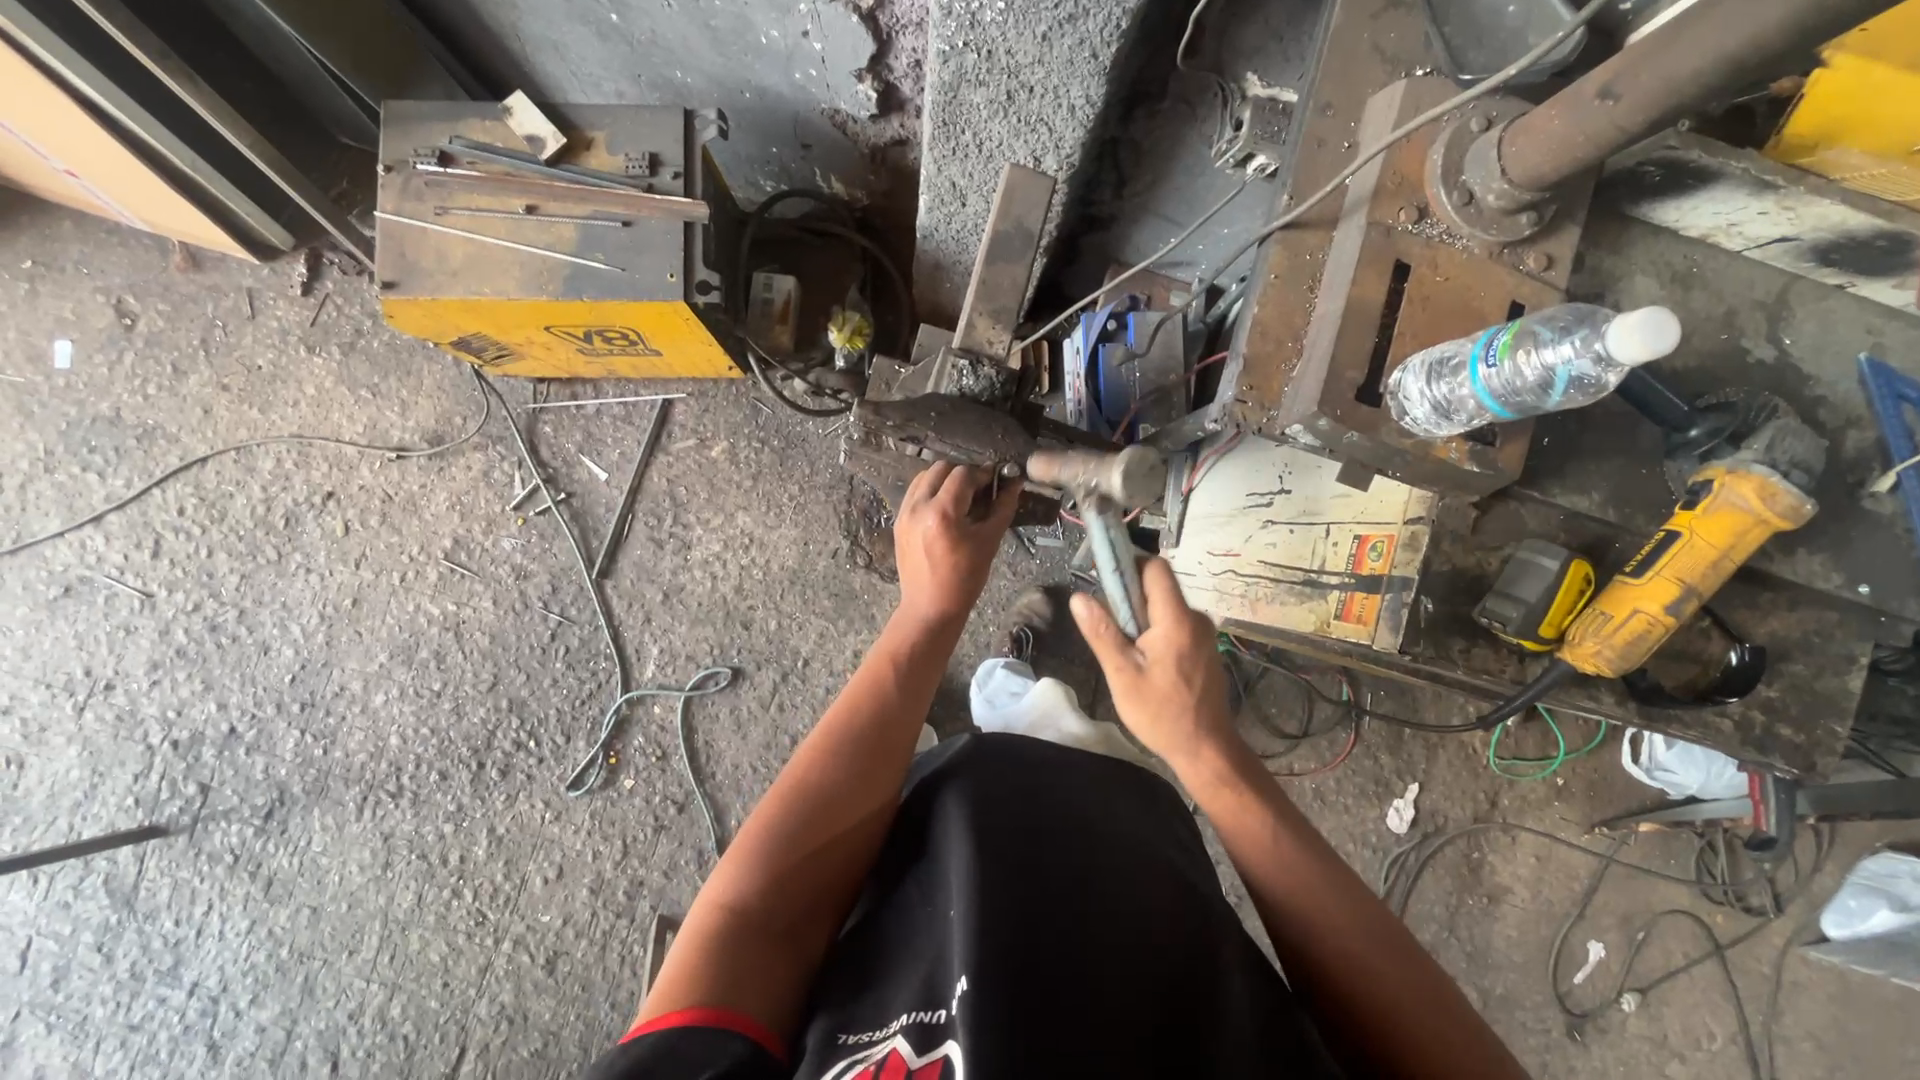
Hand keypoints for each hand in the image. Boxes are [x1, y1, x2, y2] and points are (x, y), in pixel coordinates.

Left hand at [894, 461, 1020, 626]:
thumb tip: (1014, 484)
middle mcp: (918, 506)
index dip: (983, 474)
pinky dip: (930, 492)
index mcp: (942, 512)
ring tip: (961, 498)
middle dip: (962, 474)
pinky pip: (914, 493)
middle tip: (979, 490)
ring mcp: (904, 513)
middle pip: (941, 468)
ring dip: (944, 479)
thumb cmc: (965, 579)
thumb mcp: (989, 542)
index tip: (995, 483)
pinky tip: (945, 509)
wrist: (930, 607)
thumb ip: (1002, 508)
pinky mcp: (899, 522)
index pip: (963, 473)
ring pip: (924, 477)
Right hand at [1070, 557, 1236, 769]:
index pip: (1155, 568)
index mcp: (1177, 619)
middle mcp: (1196, 618)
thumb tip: (1079, 597)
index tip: (1104, 582)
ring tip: (1126, 652)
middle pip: (1159, 587)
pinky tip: (1146, 662)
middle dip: (1130, 599)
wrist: (1207, 749)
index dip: (1128, 566)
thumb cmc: (1161, 714)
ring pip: (1166, 608)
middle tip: (1109, 628)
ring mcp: (1204, 633)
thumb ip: (1102, 632)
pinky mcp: (1206, 648)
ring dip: (1142, 619)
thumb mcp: (1122, 675)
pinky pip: (1176, 625)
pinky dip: (1157, 633)